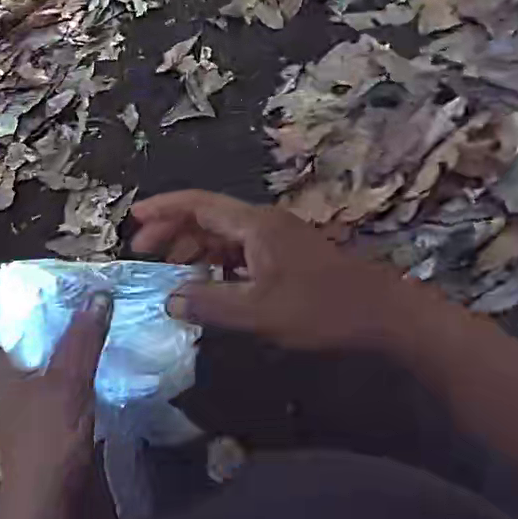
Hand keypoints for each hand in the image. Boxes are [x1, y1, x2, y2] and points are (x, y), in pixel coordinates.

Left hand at [0, 292, 111, 498]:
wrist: (47, 502)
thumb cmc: (48, 437)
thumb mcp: (68, 381)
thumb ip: (82, 338)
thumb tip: (98, 294)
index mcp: (0, 361)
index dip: (16, 290)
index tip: (45, 273)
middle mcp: (6, 373)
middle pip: (23, 330)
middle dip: (48, 309)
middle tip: (78, 287)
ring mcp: (24, 393)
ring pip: (41, 351)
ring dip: (63, 334)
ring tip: (91, 311)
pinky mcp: (43, 410)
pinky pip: (56, 370)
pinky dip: (71, 357)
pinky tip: (94, 351)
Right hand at [130, 190, 427, 350]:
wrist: (383, 314)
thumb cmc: (320, 308)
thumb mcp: (259, 311)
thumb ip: (209, 303)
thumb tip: (169, 299)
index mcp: (253, 224)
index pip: (198, 204)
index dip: (163, 208)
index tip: (134, 218)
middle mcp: (261, 222)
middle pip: (206, 215)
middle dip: (172, 229)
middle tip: (145, 251)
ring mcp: (275, 237)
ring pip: (222, 232)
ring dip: (193, 246)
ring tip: (171, 269)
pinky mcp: (285, 254)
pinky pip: (238, 248)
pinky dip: (215, 259)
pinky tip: (208, 280)